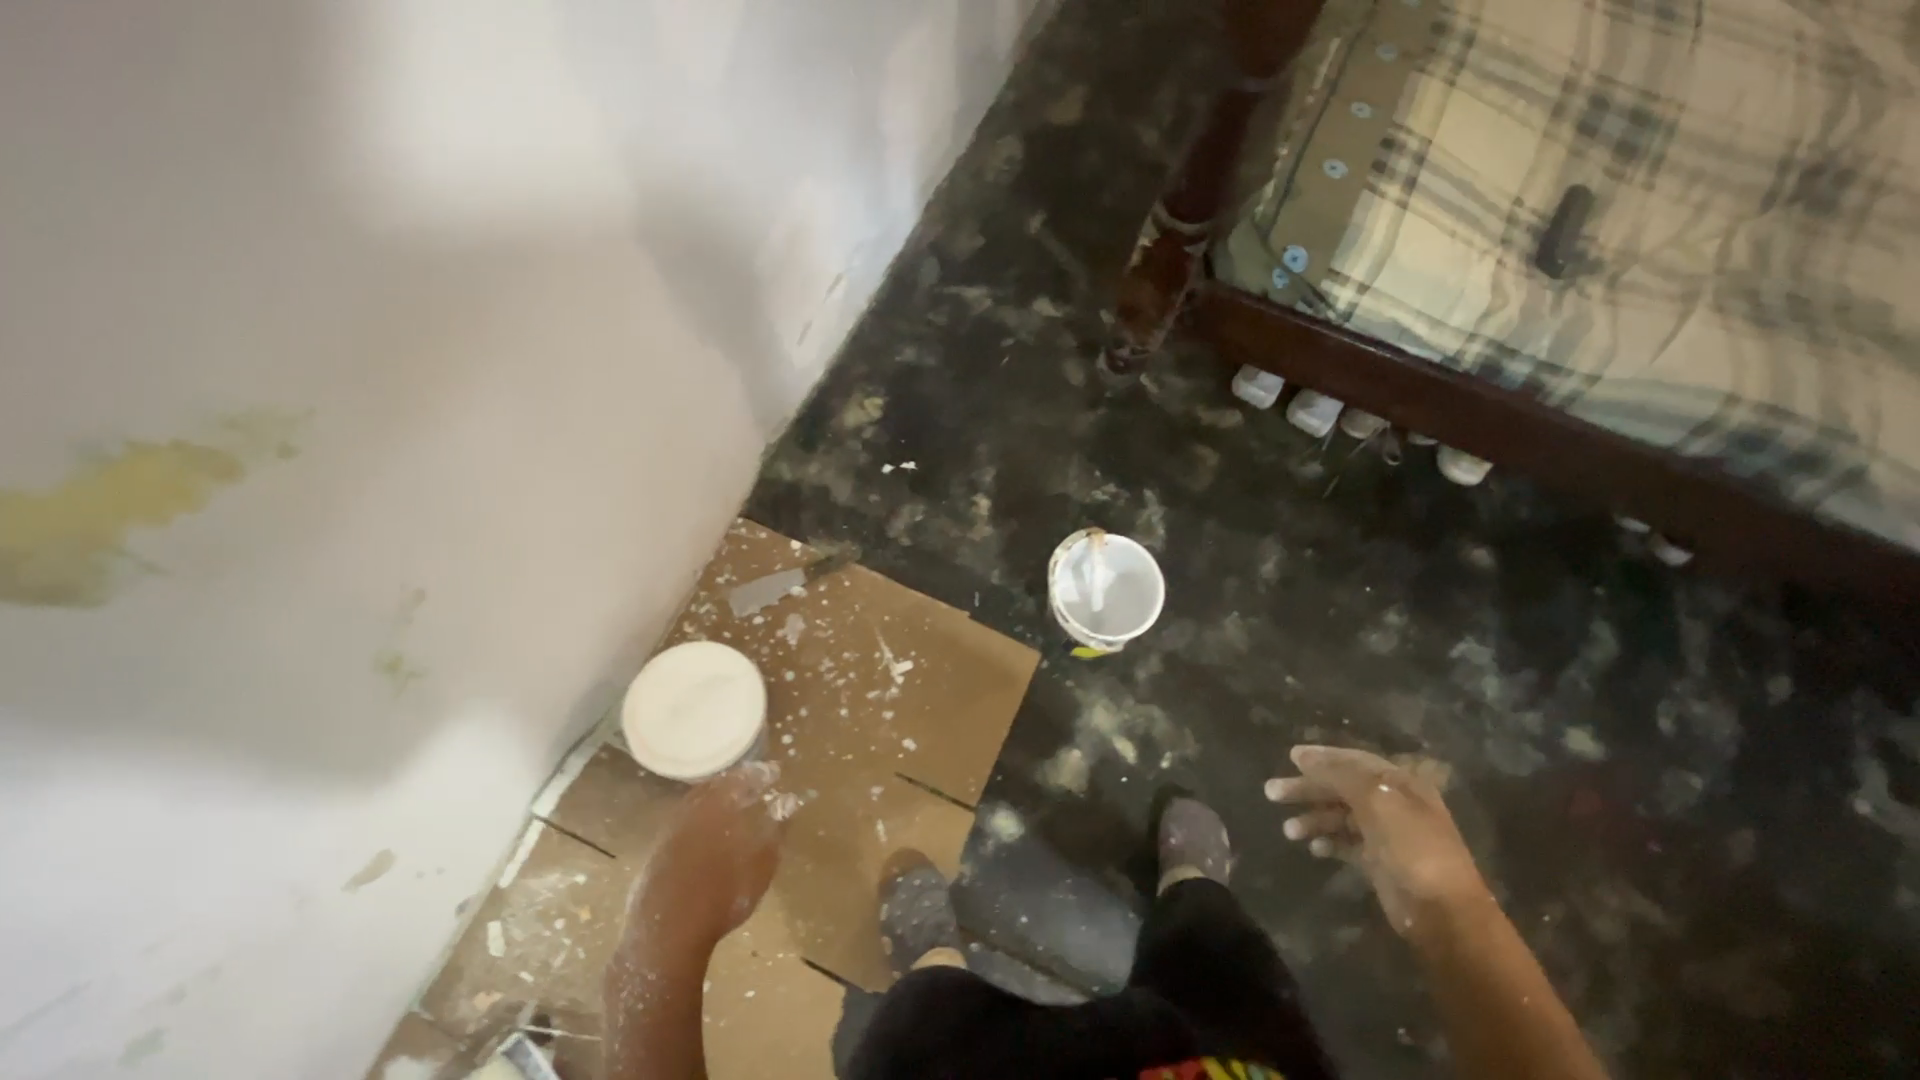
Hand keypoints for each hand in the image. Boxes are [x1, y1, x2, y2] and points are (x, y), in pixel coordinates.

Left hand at [633, 761, 796, 947]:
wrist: (666, 933)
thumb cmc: (722, 899)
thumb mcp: (760, 867)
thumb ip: (776, 830)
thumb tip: (789, 799)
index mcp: (718, 808)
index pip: (741, 780)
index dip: (759, 774)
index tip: (774, 771)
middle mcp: (692, 811)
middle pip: (715, 786)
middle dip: (735, 780)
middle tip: (753, 781)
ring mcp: (670, 829)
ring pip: (695, 800)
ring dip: (714, 795)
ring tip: (731, 800)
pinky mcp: (657, 849)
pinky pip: (681, 818)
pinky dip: (698, 813)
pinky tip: (705, 827)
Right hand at [1266, 745, 1488, 936]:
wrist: (1442, 911)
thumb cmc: (1412, 847)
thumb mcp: (1376, 800)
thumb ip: (1339, 774)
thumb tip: (1303, 756)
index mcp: (1400, 783)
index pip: (1355, 761)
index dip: (1322, 757)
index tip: (1290, 757)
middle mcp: (1394, 804)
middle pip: (1343, 788)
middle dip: (1308, 789)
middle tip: (1272, 793)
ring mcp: (1387, 834)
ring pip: (1341, 817)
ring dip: (1313, 819)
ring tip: (1289, 831)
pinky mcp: (1379, 862)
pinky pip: (1346, 843)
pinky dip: (1328, 842)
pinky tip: (1312, 848)